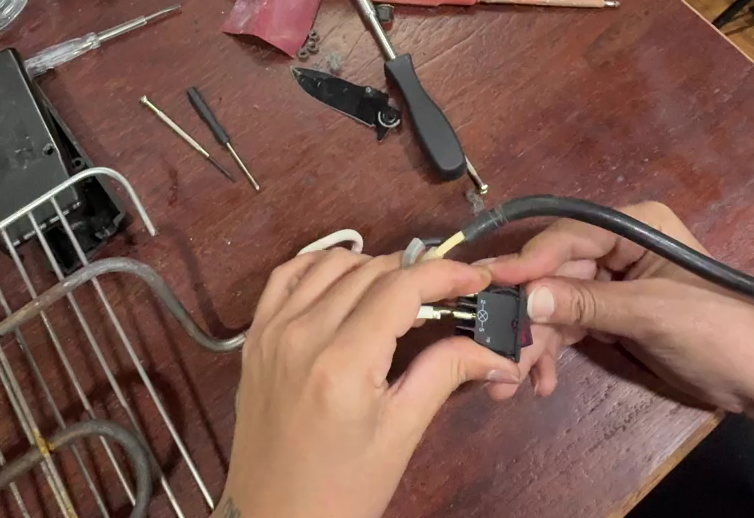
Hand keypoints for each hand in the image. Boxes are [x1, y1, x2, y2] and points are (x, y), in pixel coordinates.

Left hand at [215, 250, 523, 517]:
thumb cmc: (343, 489)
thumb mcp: (402, 433)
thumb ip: (445, 373)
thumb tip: (497, 352)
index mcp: (343, 361)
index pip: (402, 287)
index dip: (444, 273)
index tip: (475, 277)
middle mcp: (304, 333)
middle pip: (372, 271)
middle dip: (416, 273)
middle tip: (445, 293)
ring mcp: (273, 329)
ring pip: (332, 263)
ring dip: (372, 266)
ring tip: (398, 292)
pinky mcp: (256, 334)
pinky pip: (288, 274)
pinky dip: (320, 265)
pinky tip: (344, 281)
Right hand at [482, 202, 753, 415]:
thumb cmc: (718, 331)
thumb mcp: (650, 314)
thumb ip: (586, 303)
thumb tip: (526, 297)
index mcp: (633, 225)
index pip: (569, 234)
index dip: (531, 260)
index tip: (492, 282)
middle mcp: (616, 245)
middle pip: (556, 272)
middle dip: (529, 311)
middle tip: (498, 343)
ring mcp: (612, 281)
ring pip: (557, 302)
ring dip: (536, 338)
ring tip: (515, 377)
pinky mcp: (611, 314)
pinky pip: (570, 325)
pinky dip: (554, 351)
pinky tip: (543, 379)